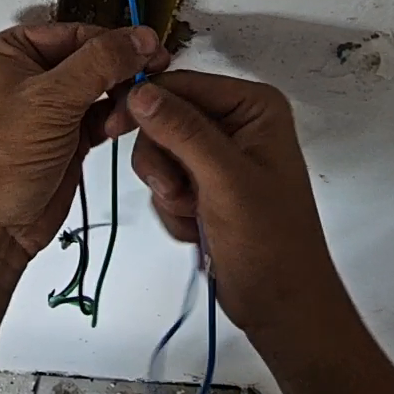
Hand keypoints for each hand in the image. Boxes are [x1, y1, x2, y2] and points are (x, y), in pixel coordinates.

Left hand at [0, 23, 170, 259]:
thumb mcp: (49, 101)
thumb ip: (99, 64)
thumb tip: (138, 38)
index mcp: (16, 50)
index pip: (80, 31)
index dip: (116, 41)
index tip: (150, 51)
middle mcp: (34, 73)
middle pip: (97, 57)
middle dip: (121, 73)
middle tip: (148, 82)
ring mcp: (53, 105)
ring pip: (106, 86)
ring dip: (122, 99)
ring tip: (125, 115)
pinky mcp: (70, 133)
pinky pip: (106, 113)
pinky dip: (117, 119)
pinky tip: (117, 128)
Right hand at [105, 71, 345, 337]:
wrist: (281, 308)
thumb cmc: (267, 241)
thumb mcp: (224, 180)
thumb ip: (182, 131)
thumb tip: (139, 91)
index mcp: (253, 105)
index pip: (183, 84)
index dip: (146, 103)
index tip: (112, 127)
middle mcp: (237, 120)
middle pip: (166, 116)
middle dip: (164, 161)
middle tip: (175, 193)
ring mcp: (220, 153)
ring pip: (160, 149)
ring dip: (167, 187)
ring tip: (191, 213)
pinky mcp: (206, 182)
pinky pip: (165, 178)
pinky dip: (172, 205)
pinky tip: (196, 226)